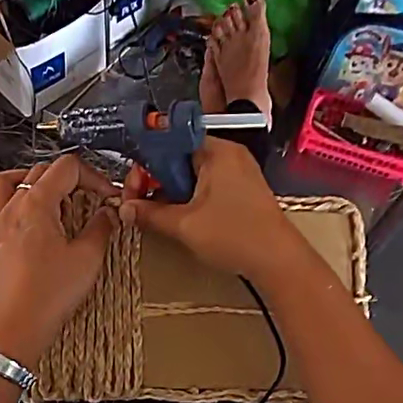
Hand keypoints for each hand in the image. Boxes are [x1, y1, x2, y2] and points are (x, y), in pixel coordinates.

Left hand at [0, 157, 120, 366]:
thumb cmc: (51, 293)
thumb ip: (101, 227)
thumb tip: (108, 213)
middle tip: (89, 199)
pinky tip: (6, 223)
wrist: (18, 326)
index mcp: (37, 204)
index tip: (107, 196)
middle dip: (68, 179)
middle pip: (38, 172)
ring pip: (1, 185)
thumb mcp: (88, 258)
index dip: (94, 177)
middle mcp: (11, 209)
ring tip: (45, 195)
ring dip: (25, 181)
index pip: (67, 168)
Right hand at [120, 137, 311, 286]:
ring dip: (172, 191)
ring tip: (159, 214)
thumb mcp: (184, 225)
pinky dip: (190, 198)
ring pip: (192, 173)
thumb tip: (125, 209)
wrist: (278, 262)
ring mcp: (238, 173)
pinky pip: (207, 185)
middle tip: (141, 203)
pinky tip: (181, 218)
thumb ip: (150, 214)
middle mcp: (229, 155)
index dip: (147, 162)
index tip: (134, 186)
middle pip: (180, 156)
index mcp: (217, 151)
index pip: (170, 140)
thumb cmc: (237, 236)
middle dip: (157, 179)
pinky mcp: (242, 191)